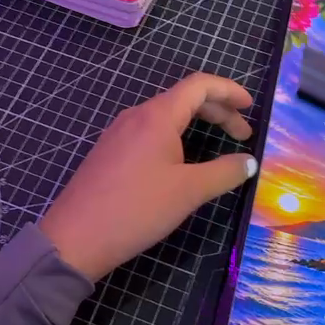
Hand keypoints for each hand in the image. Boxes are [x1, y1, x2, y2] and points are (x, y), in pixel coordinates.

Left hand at [38, 73, 257, 280]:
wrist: (73, 239)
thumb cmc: (135, 209)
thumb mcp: (188, 192)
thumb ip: (224, 173)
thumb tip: (249, 162)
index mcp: (158, 115)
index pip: (200, 85)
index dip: (229, 90)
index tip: (251, 106)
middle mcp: (137, 114)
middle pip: (185, 98)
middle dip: (218, 110)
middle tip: (243, 134)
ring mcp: (120, 132)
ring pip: (167, 114)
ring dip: (197, 122)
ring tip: (217, 143)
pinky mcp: (110, 151)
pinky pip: (151, 130)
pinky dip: (176, 134)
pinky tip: (182, 159)